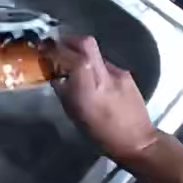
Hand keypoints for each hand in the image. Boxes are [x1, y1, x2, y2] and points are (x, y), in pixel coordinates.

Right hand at [53, 36, 158, 165]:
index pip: (72, 58)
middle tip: (59, 47)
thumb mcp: (75, 115)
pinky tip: (93, 79)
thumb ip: (64, 92)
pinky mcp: (126, 75)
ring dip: (81, 53)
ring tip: (74, 66)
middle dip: (69, 41)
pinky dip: (94, 66)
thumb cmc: (102, 134)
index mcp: (89, 90)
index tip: (45, 48)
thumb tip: (55, 76)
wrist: (138, 141)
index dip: (57, 50)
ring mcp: (118, 73)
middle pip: (87, 43)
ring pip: (96, 53)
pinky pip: (105, 64)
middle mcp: (104, 77)